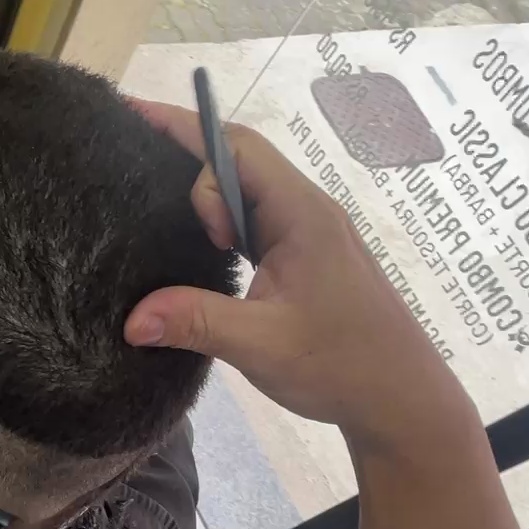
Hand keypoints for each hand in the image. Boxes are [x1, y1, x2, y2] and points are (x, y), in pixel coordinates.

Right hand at [123, 99, 477, 456]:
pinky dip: (217, 223)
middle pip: (240, 161)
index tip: (137, 132)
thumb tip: (132, 320)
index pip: (238, 150)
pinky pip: (253, 224)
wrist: (398, 396)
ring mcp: (306, 236)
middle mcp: (305, 212)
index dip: (187, 136)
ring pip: (246, 193)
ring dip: (202, 192)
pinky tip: (193, 245)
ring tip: (150, 199)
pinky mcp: (302, 261)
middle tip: (131, 155)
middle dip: (186, 150)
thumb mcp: (260, 344)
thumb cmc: (339, 363)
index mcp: (300, 215)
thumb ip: (196, 322)